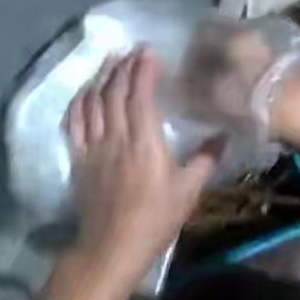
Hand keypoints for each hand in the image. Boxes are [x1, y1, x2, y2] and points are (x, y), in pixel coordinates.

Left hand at [63, 50, 219, 293]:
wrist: (112, 248)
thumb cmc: (155, 219)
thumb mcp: (188, 191)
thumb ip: (206, 159)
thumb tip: (225, 135)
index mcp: (145, 141)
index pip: (140, 95)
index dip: (143, 70)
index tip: (149, 52)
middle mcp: (116, 137)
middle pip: (115, 92)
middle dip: (124, 67)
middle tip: (133, 51)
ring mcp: (93, 147)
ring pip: (93, 102)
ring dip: (102, 77)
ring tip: (111, 60)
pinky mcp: (78, 159)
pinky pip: (73, 123)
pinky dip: (78, 101)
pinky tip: (85, 90)